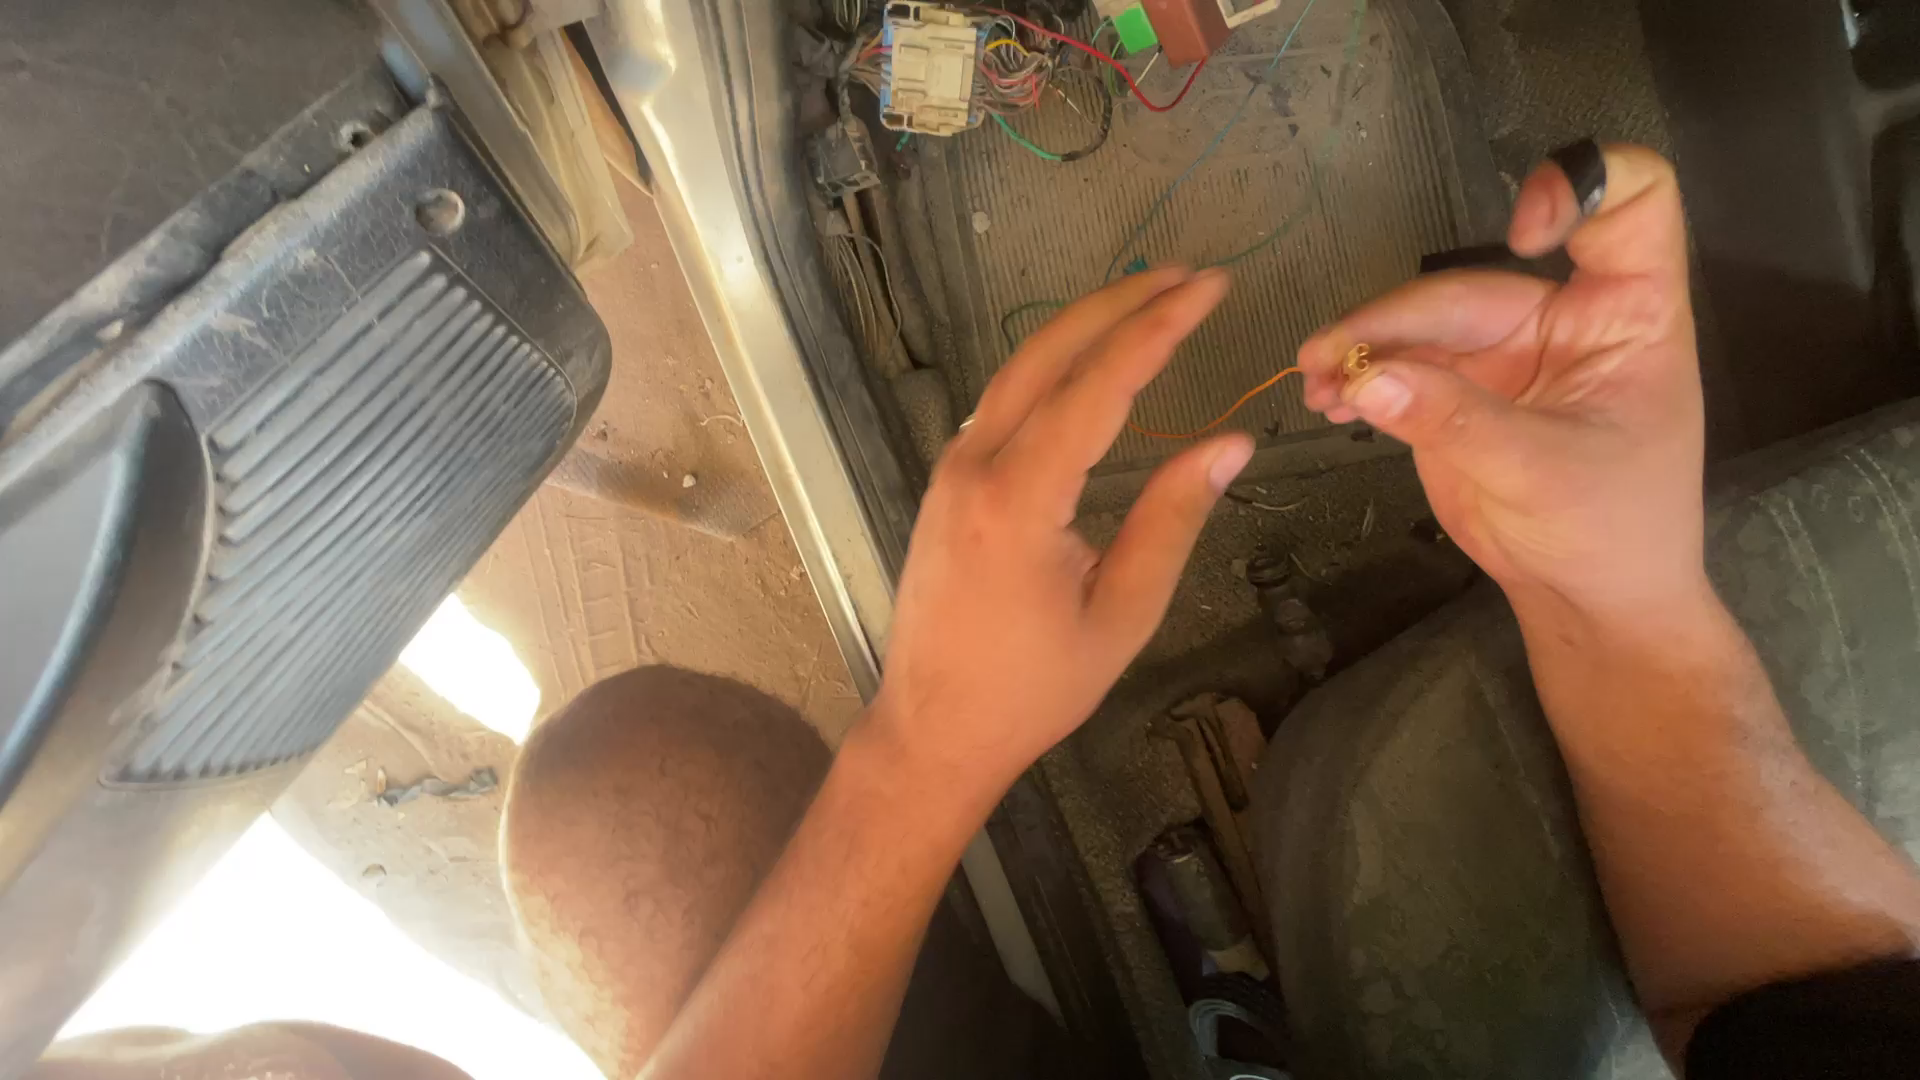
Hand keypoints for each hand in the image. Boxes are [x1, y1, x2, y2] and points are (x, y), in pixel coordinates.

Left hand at [868, 268, 1252, 798]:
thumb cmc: (1032, 689)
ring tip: (1144, 304)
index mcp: (1018, 498)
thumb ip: (1172, 520)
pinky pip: (997, 407)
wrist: (933, 727)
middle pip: (1046, 356)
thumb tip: (1229, 445)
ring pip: (1015, 374)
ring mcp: (948, 472)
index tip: (1211, 287)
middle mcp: (972, 467)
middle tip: (1183, 275)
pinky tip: (1083, 368)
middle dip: (1116, 305)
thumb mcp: (1120, 614)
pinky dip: (1046, 372)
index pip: (1098, 385)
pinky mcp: (942, 486)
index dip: (1158, 329)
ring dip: (1078, 331)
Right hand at [1298, 144, 1706, 621]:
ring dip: (1356, 352)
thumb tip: (1363, 379)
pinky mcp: (1446, 394)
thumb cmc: (1605, 524)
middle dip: (1388, 321)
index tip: (1518, 235)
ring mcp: (1493, 357)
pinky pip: (1390, 371)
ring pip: (1413, 330)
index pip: (1628, 209)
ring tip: (1314, 388)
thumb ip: (1455, 420)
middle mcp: (1555, 320)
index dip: (1581, 192)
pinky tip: (1328, 405)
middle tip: (1323, 360)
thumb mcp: (1542, 469)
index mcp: (1621, 314)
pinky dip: (1354, 384)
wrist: (1577, 587)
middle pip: (1464, 289)